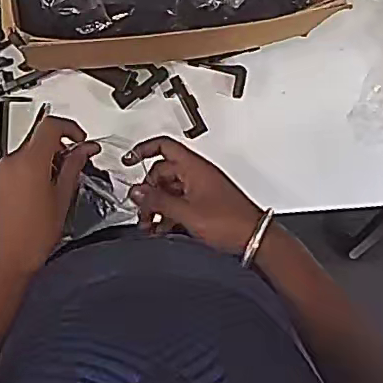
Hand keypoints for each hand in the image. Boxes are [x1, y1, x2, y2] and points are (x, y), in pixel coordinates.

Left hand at [0, 113, 96, 279]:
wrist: (2, 264)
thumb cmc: (30, 239)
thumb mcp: (62, 198)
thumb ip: (74, 166)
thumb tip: (84, 149)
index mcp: (30, 162)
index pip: (51, 125)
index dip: (69, 128)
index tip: (78, 139)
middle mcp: (9, 163)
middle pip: (37, 140)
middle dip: (57, 149)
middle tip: (71, 164)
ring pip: (24, 155)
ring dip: (40, 162)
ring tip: (52, 187)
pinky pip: (10, 169)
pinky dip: (24, 173)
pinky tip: (34, 196)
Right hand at [123, 137, 265, 255]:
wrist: (252, 237)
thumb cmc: (230, 221)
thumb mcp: (186, 212)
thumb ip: (159, 201)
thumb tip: (138, 192)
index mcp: (193, 166)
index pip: (164, 146)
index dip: (144, 149)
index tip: (129, 159)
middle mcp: (197, 173)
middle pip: (163, 171)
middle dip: (148, 190)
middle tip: (142, 209)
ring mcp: (201, 187)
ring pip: (170, 188)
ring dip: (158, 204)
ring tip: (151, 223)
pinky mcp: (204, 202)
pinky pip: (179, 201)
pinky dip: (169, 212)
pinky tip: (163, 227)